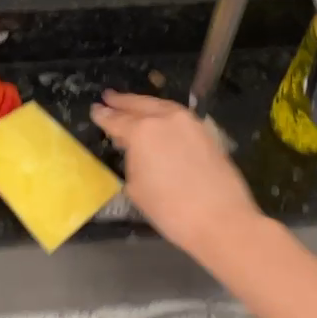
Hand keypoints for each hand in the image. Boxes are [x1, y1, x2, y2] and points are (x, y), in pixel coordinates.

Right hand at [90, 91, 262, 258]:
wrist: (220, 219)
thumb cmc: (170, 209)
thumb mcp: (136, 188)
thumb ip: (132, 161)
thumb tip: (136, 152)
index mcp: (142, 131)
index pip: (116, 120)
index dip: (103, 116)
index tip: (96, 110)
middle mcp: (165, 119)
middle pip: (140, 105)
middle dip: (123, 102)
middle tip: (109, 98)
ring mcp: (189, 123)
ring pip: (162, 107)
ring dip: (145, 105)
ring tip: (133, 106)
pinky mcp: (206, 132)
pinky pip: (178, 117)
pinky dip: (165, 115)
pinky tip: (160, 122)